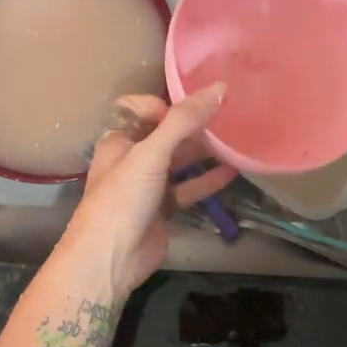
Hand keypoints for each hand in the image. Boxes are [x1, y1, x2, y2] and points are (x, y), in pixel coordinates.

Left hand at [53, 84, 238, 298]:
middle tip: (228, 117)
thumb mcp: (150, 154)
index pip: (142, 109)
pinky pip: (188, 188)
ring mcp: (148, 185)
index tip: (194, 107)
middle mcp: (132, 159)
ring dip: (204, 152)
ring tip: (236, 140)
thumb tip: (220, 88)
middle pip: (166, 134)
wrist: (110, 259)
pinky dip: (207, 181)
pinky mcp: (162, 209)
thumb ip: (183, 121)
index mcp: (119, 140)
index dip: (167, 104)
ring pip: (179, 162)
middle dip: (193, 126)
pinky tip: (232, 171)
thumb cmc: (122, 199)